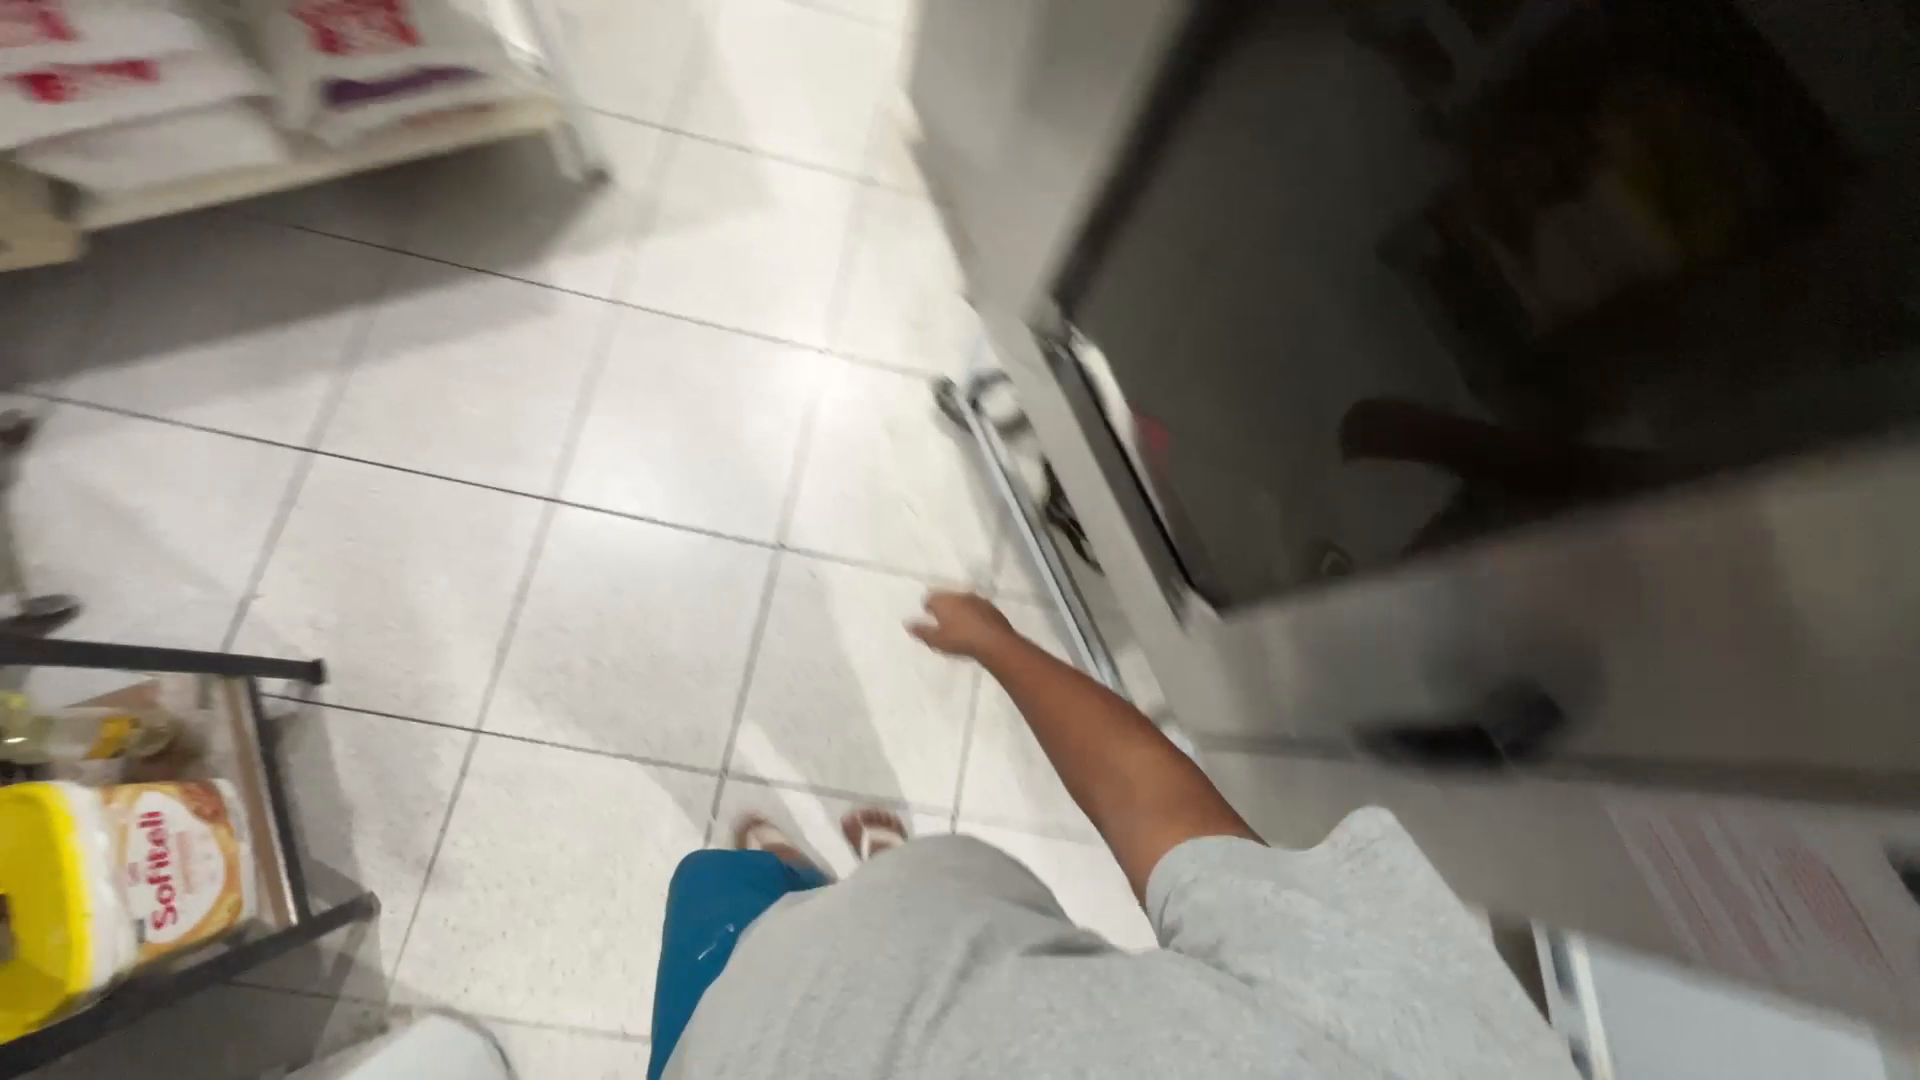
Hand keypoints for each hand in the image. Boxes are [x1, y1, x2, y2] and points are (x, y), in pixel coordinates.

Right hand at [906, 590, 1018, 659]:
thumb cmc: (961, 640)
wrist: (995, 642)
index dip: (928, 607)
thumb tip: (907, 623)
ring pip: (962, 601)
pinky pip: (976, 607)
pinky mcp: (990, 606)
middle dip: (943, 607)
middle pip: (946, 597)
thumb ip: (921, 631)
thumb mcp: (937, 640)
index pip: (930, 598)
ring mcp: (977, 599)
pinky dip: (973, 613)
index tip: (929, 618)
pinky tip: (975, 626)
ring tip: (959, 624)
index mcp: (944, 600)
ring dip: (959, 609)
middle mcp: (959, 594)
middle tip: (943, 622)